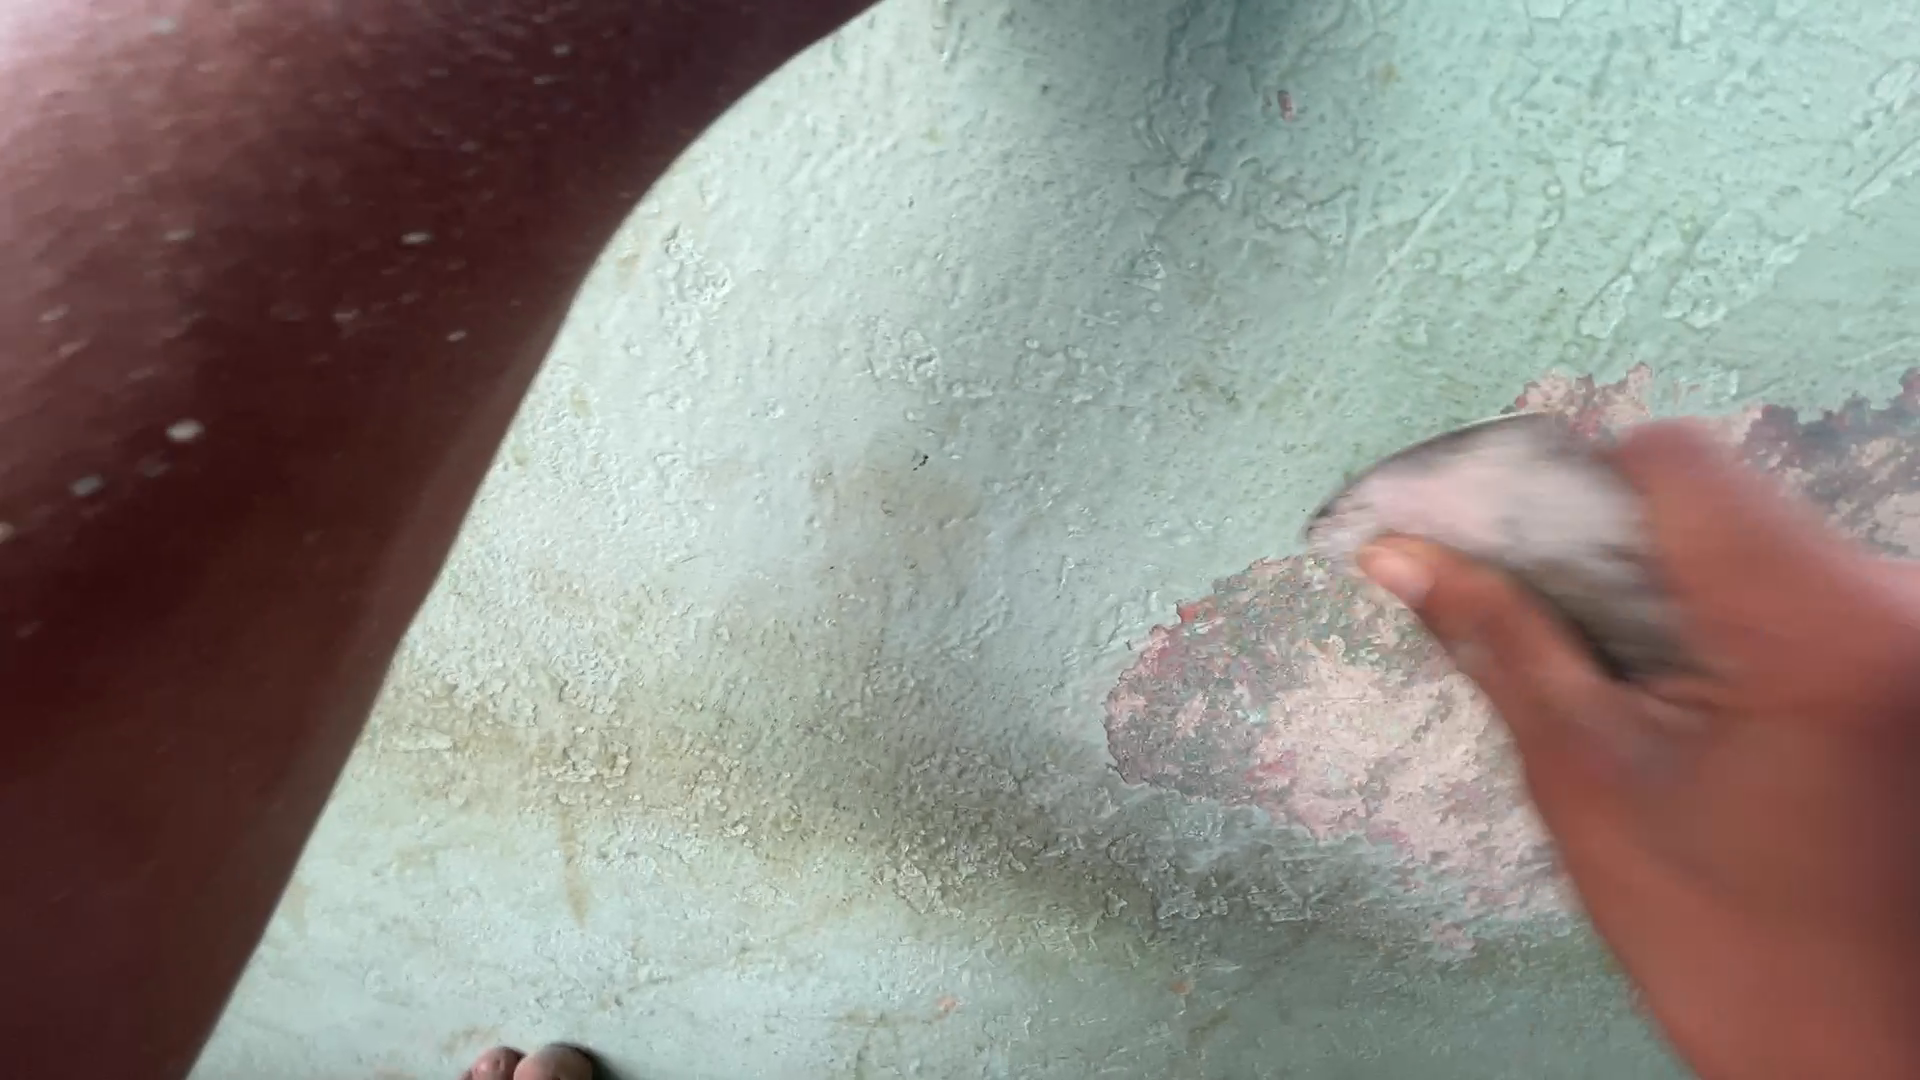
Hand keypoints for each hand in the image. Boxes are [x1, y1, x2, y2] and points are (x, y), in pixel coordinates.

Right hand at [1358, 422, 1919, 1079]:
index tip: (1488, 535)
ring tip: (1555, 642)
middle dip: (1578, 536)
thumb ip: (1492, 635)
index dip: (1561, 479)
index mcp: (1814, 625)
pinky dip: (1668, 605)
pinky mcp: (1892, 663)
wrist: (1869, 1059)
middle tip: (1493, 592)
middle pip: (1695, 499)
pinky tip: (1624, 666)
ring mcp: (1899, 632)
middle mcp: (1886, 603)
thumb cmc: (1718, 929)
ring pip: (1721, 540)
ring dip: (1616, 574)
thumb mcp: (1578, 767)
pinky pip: (1758, 586)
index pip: (1672, 461)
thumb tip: (1391, 553)